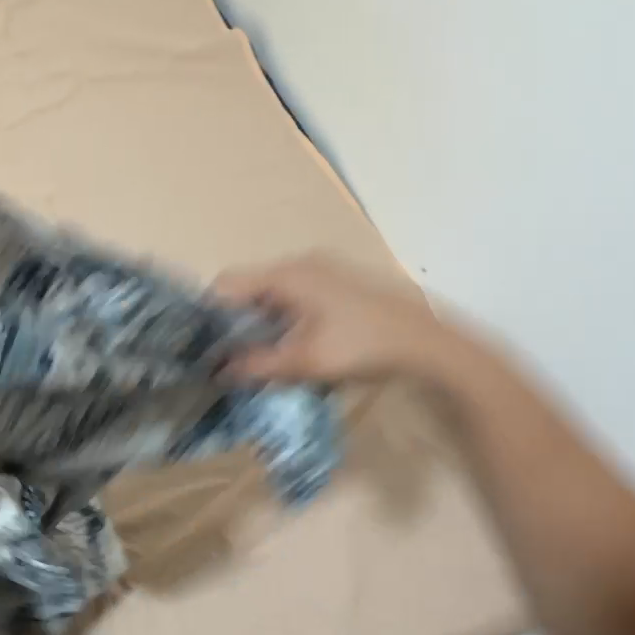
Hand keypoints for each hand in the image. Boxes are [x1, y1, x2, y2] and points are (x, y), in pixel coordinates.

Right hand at [215, 255, 458, 382]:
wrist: (429, 345)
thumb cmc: (361, 347)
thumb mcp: (302, 362)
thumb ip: (255, 365)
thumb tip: (218, 371)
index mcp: (287, 275)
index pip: (226, 283)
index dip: (209, 313)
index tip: (204, 344)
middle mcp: (301, 264)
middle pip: (248, 286)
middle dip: (234, 320)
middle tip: (228, 355)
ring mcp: (323, 271)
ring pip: (271, 293)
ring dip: (260, 321)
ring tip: (257, 354)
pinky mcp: (338, 284)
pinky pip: (293, 296)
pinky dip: (282, 318)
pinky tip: (289, 345)